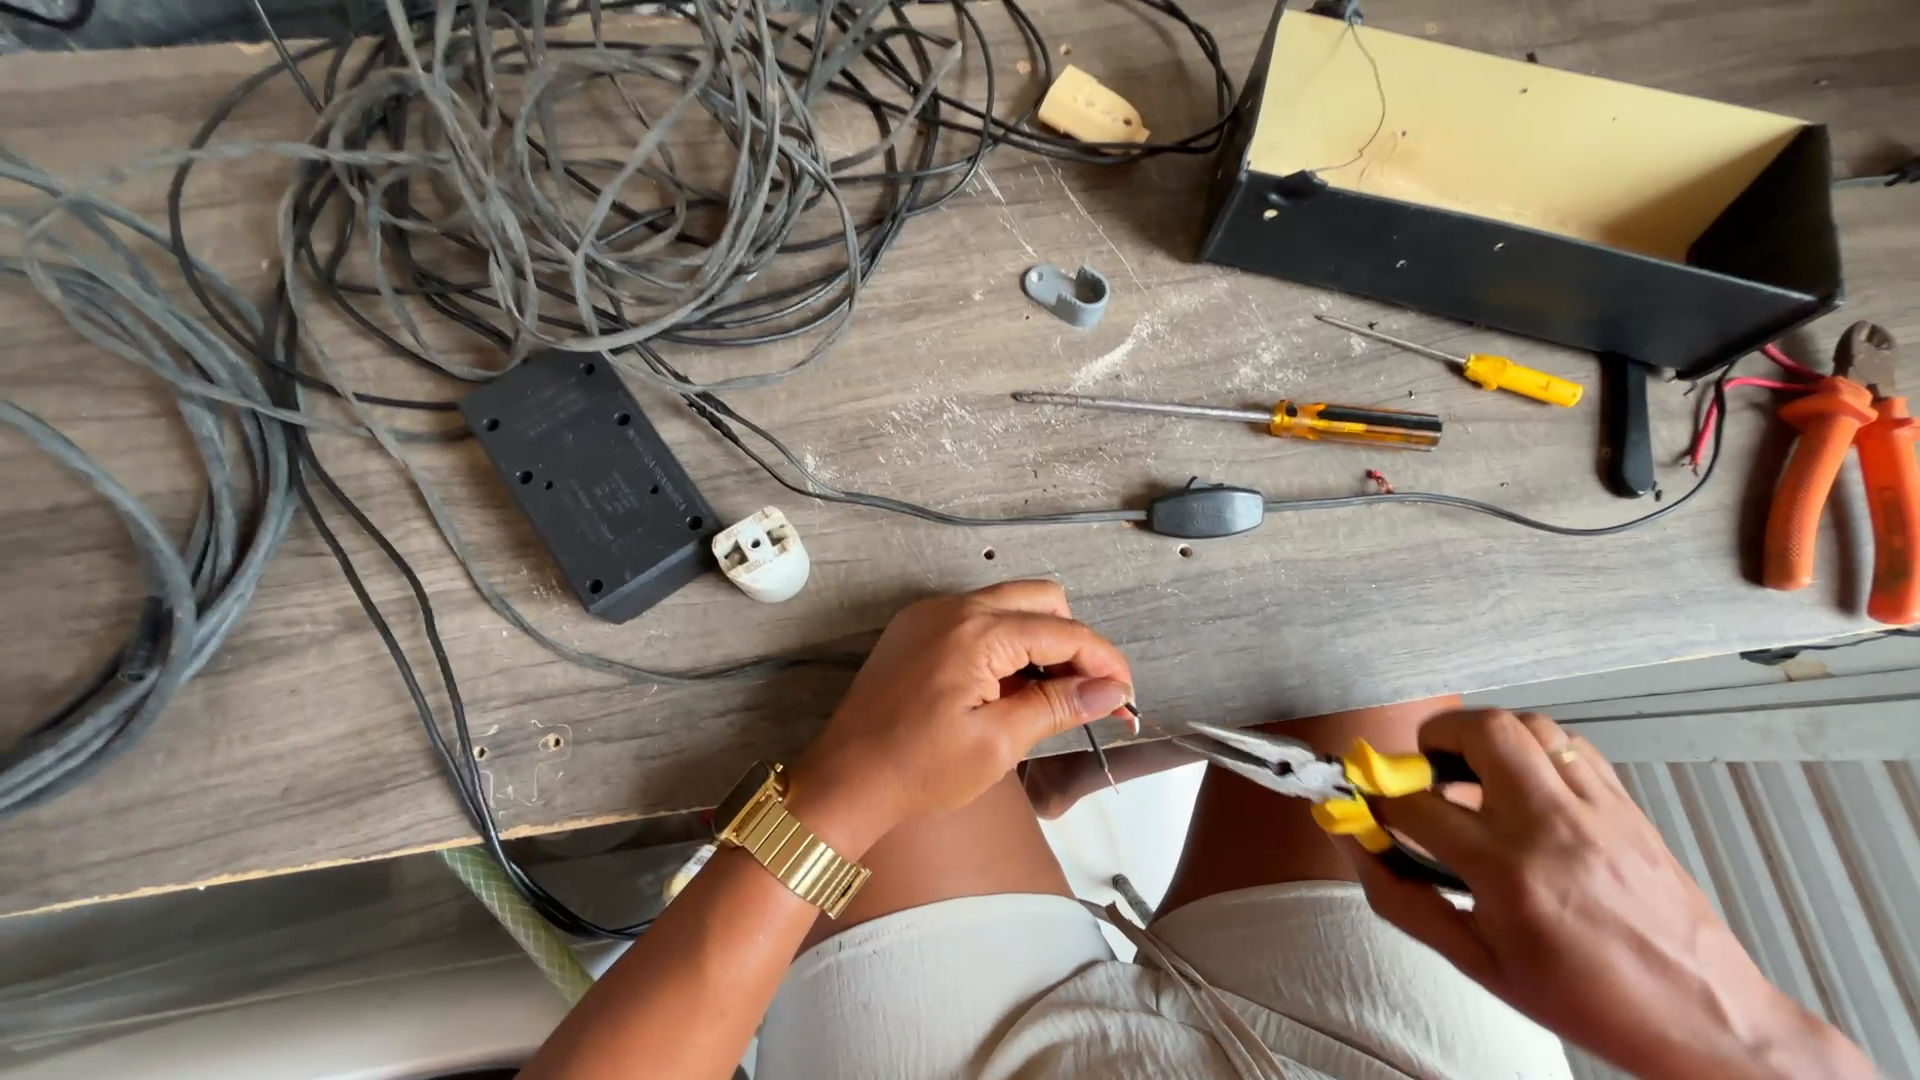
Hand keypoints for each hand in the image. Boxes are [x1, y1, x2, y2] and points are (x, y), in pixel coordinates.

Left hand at [788, 581, 1132, 848]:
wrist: (845, 780)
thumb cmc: (914, 769)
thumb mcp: (998, 743)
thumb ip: (1058, 706)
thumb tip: (1110, 689)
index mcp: (976, 633)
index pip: (1063, 631)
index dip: (1103, 661)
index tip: (1124, 692)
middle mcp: (952, 608)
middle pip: (1041, 600)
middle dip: (1073, 641)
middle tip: (1088, 692)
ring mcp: (930, 614)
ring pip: (1009, 604)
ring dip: (1039, 640)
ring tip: (1048, 696)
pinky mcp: (916, 629)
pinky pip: (977, 617)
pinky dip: (1005, 642)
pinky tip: (1008, 687)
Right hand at [1348, 709, 1873, 1079]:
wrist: (1706, 1022)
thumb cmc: (1584, 998)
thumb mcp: (1474, 961)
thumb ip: (1400, 898)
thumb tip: (1354, 844)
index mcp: (1508, 872)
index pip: (1416, 806)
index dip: (1380, 801)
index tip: (1372, 806)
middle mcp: (1552, 826)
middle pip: (1480, 731)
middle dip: (1434, 736)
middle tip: (1422, 764)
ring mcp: (1597, 810)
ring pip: (1528, 724)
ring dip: (1484, 735)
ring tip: (1471, 769)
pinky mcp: (1627, 807)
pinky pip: (1571, 744)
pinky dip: (1533, 747)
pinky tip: (1522, 781)